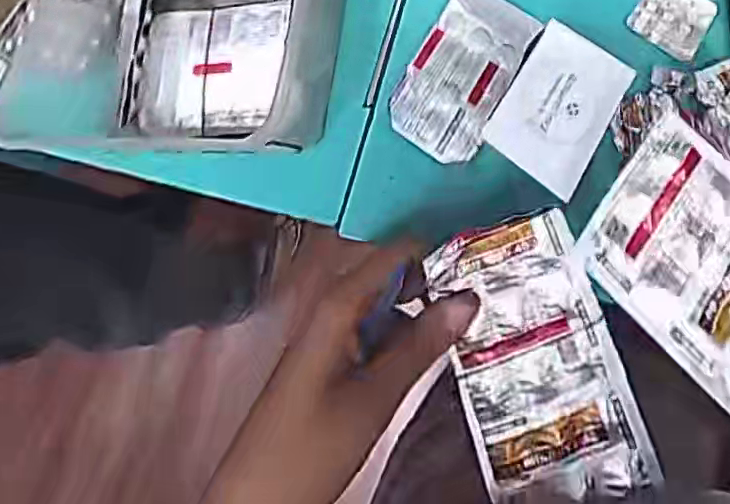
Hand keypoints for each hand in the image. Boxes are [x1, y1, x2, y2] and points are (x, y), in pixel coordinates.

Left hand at [202, 236, 478, 503]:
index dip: (437, 252)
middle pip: (390, 270)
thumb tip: (467, 300)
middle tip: (471, 300)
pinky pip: (372, 324)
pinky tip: (420, 354)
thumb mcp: (376, 396)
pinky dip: (398, 331)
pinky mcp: (329, 352)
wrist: (255, 501)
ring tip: (454, 326)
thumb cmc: (307, 449)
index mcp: (339, 301)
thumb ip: (423, 343)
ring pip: (383, 300)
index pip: (397, 250)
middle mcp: (331, 303)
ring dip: (417, 308)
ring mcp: (329, 328)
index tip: (474, 265)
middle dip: (430, 280)